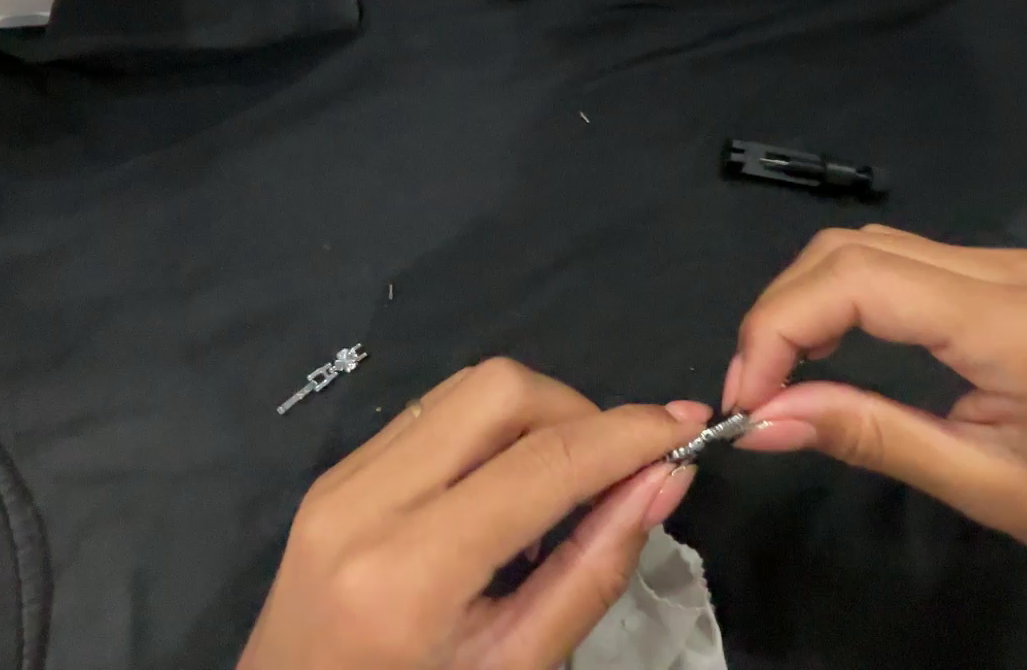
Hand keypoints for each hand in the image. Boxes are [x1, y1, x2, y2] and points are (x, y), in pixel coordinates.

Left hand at [239, 358, 708, 669]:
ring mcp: (342, 475)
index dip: (627, 434)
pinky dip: (494, 426)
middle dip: (576, 412)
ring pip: (468, 385)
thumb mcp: (516, 668)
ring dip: (537, 412)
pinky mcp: (338, 468)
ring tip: (560, 481)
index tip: (687, 422)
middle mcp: (365, 500)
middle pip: (500, 389)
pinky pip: (437, 409)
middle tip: (611, 470)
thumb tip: (666, 478)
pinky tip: (505, 482)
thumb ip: (594, 568)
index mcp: (407, 573)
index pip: (542, 463)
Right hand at [721, 225, 1026, 602]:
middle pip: (848, 251)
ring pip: (865, 248)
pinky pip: (894, 264)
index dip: (778, 327)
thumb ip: (870, 435)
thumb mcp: (991, 490)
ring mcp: (1001, 264)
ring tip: (780, 375)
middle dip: (779, 313)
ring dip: (803, 302)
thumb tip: (763, 420)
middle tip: (754, 392)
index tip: (746, 399)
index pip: (855, 282)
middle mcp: (999, 269)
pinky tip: (827, 346)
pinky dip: (839, 298)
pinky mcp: (998, 277)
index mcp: (1008, 321)